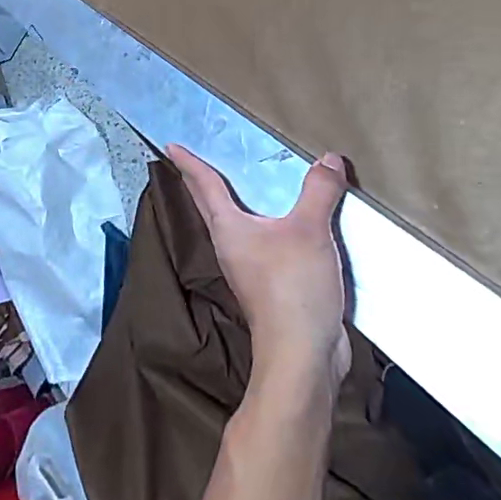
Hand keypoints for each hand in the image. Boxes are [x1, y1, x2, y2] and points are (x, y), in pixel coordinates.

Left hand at [167, 144, 351, 384]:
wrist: (301, 353)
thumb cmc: (292, 286)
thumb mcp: (309, 230)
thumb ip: (318, 192)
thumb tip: (329, 159)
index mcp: (227, 227)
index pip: (204, 184)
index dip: (189, 162)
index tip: (171, 146)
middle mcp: (229, 244)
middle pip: (208, 204)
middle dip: (198, 181)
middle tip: (190, 161)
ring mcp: (245, 267)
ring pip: (231, 225)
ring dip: (227, 204)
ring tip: (233, 186)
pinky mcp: (266, 284)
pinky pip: (257, 243)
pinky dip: (259, 225)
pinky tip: (277, 226)